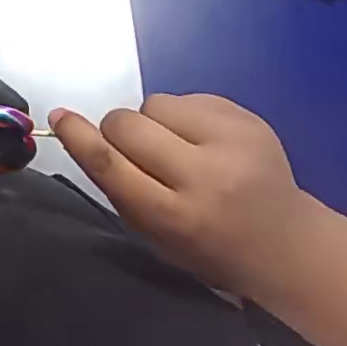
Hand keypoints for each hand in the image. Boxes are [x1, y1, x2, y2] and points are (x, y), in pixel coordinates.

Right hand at [48, 93, 316, 293]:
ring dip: (153, 122)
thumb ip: (120, 190)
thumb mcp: (156, 238)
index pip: (112, 164)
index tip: (60, 117)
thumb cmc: (209, 249)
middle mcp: (206, 175)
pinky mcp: (248, 118)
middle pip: (128, 124)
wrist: (286, 244)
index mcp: (176, 216)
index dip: (79, 137)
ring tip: (177, 147)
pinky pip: (187, 97)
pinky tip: (203, 140)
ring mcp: (233, 140)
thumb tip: (80, 133)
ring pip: (155, 102)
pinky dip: (183, 115)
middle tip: (134, 149)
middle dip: (117, 130)